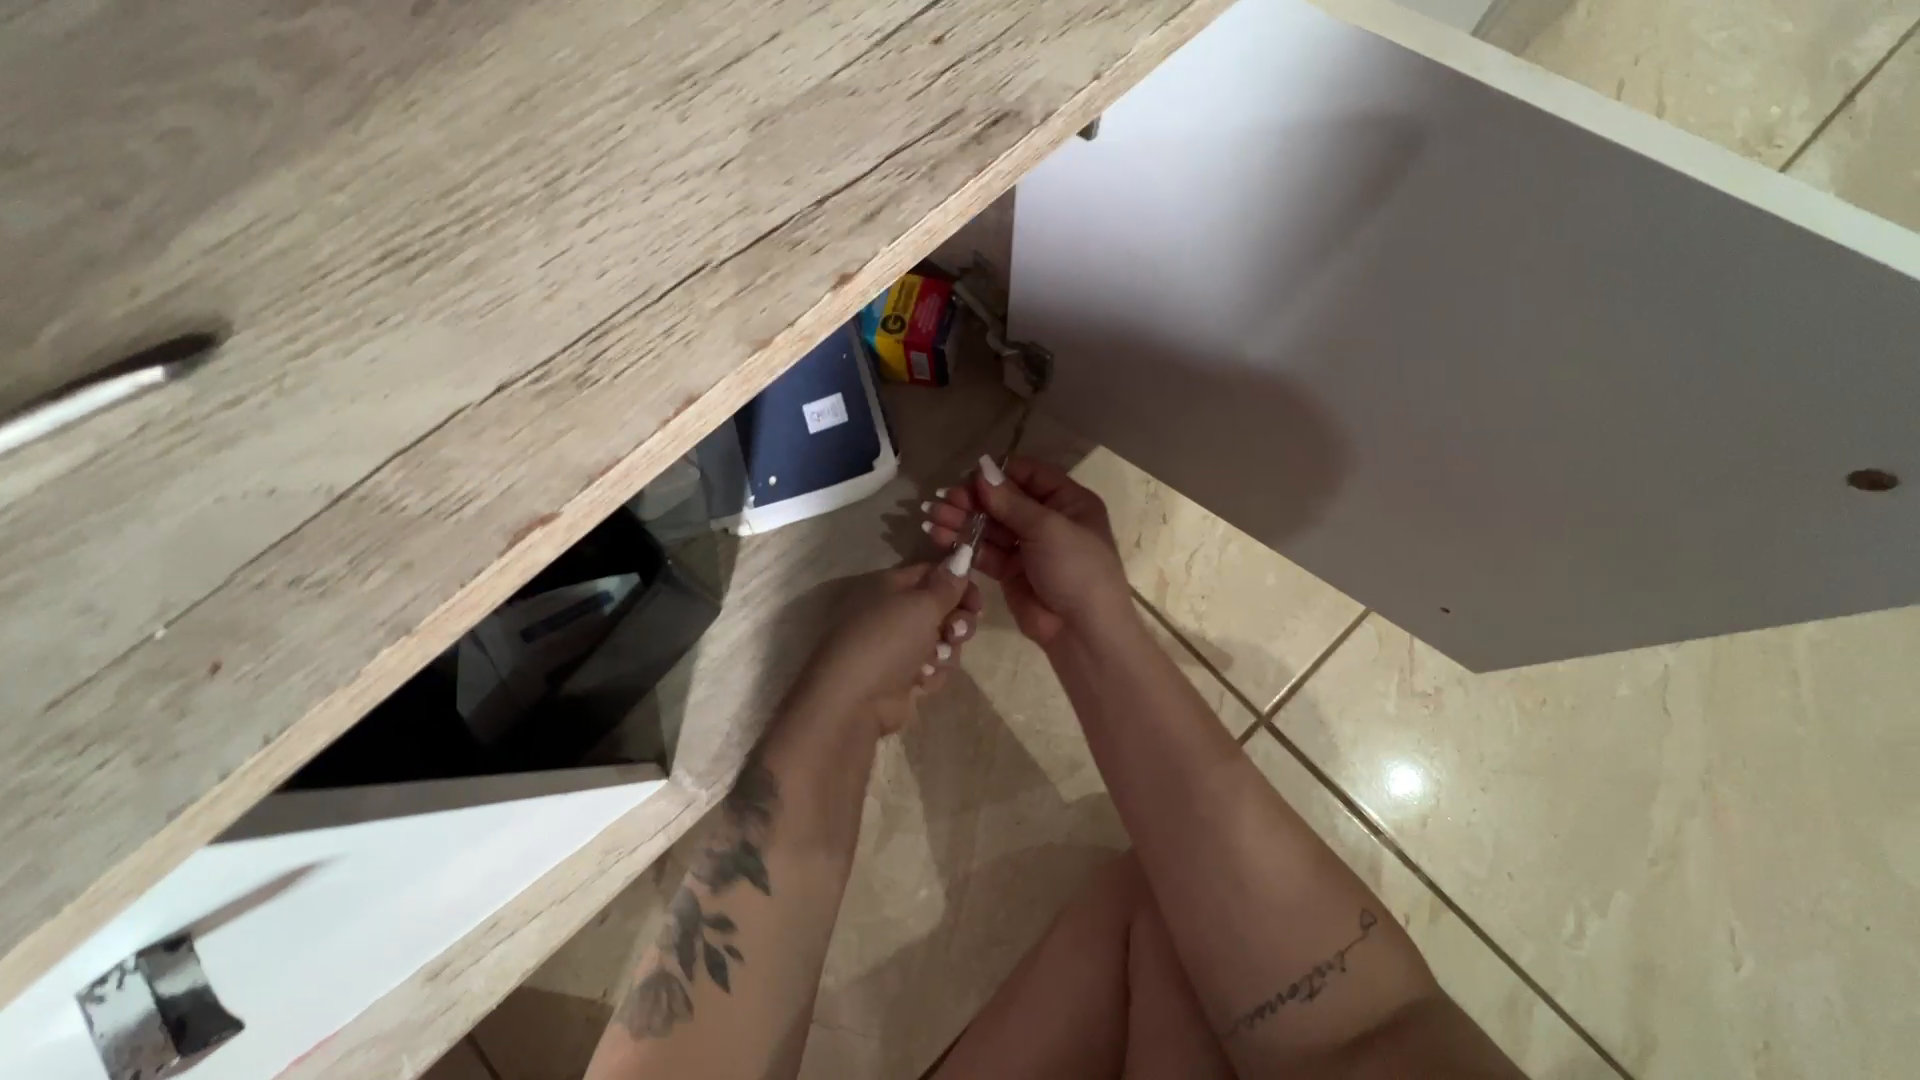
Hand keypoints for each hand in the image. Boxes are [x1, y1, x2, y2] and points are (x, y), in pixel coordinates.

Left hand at [792, 560, 982, 735]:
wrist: (855, 700)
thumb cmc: (887, 640)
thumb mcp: (921, 604)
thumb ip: (947, 583)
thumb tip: (962, 554)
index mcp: (890, 586)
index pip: (934, 574)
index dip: (960, 586)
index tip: (977, 602)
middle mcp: (893, 613)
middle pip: (943, 609)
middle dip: (956, 623)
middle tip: (953, 633)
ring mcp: (897, 647)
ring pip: (943, 641)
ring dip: (944, 652)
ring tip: (930, 662)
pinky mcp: (903, 676)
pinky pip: (933, 668)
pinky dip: (931, 674)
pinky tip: (919, 681)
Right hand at [921, 456, 1130, 645]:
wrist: (1082, 630)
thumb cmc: (1076, 568)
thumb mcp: (1047, 528)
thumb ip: (1011, 500)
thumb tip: (982, 467)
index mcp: (1069, 502)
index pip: (1031, 475)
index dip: (1000, 474)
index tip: (970, 477)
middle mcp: (1049, 521)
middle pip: (1005, 500)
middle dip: (974, 499)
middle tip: (944, 499)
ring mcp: (1029, 548)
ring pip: (991, 526)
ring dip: (962, 519)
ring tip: (932, 516)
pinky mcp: (1011, 572)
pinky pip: (985, 551)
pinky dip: (963, 543)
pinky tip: (939, 536)